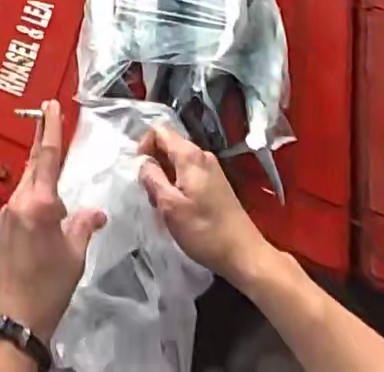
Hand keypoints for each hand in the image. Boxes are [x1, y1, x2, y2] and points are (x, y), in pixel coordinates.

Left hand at [0, 100, 106, 344]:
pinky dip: (35, 194)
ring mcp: (6, 215)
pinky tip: (45, 206)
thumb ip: (84, 225)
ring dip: (40, 172)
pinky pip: (21, 200)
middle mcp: (18, 201)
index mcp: (38, 202)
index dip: (50, 127)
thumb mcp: (75, 255)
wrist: (10, 322)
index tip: (50, 104)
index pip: (46, 155)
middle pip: (34, 164)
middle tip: (50, 117)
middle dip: (43, 143)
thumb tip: (96, 212)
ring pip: (27, 183)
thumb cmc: (47, 287)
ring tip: (54, 165)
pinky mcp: (2, 229)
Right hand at [138, 124, 277, 286]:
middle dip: (154, 165)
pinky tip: (178, 208)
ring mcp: (211, 168)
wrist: (243, 253)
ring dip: (164, 178)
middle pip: (169, 146)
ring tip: (163, 206)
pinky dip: (177, 185)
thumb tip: (143, 161)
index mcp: (190, 155)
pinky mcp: (215, 183)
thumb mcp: (170, 205)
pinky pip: (188, 173)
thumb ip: (152, 177)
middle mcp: (202, 155)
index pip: (159, 131)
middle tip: (151, 195)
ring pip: (177, 161)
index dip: (144, 146)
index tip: (140, 171)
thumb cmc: (203, 229)